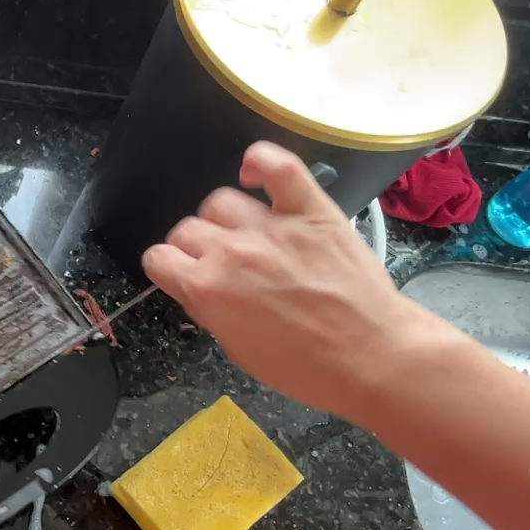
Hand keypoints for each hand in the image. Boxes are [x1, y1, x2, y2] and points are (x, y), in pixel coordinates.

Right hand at [141, 141, 464, 418]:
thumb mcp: (235, 348)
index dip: (166, 268)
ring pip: (220, 201)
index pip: (158, 258)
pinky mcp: (311, 211)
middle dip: (192, 246)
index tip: (180, 274)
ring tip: (242, 232)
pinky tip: (254, 174)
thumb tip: (197, 286)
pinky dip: (261, 162)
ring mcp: (272, 227)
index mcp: (206, 289)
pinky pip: (279, 167)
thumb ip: (207, 309)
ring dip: (222, 218)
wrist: (372, 357)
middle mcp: (231, 252)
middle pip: (186, 228)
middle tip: (216, 263)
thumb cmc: (303, 366)